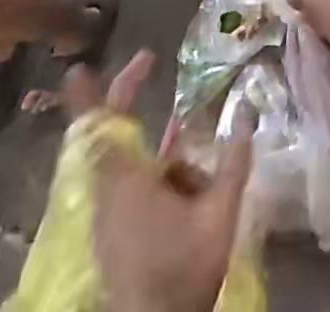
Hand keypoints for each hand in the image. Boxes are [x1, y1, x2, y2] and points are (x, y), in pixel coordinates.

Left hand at [90, 52, 254, 311]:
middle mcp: (109, 192)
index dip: (90, 94)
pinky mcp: (115, 229)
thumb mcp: (221, 211)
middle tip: (146, 62)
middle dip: (124, 95)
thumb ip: (234, 159)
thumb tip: (246, 109)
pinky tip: (188, 180)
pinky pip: (133, 183)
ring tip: (194, 156)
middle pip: (109, 132)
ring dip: (162, 152)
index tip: (83, 66)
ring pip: (130, 160)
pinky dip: (160, 172)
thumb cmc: (185, 267)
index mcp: (126, 183)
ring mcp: (109, 212)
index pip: (98, 128)